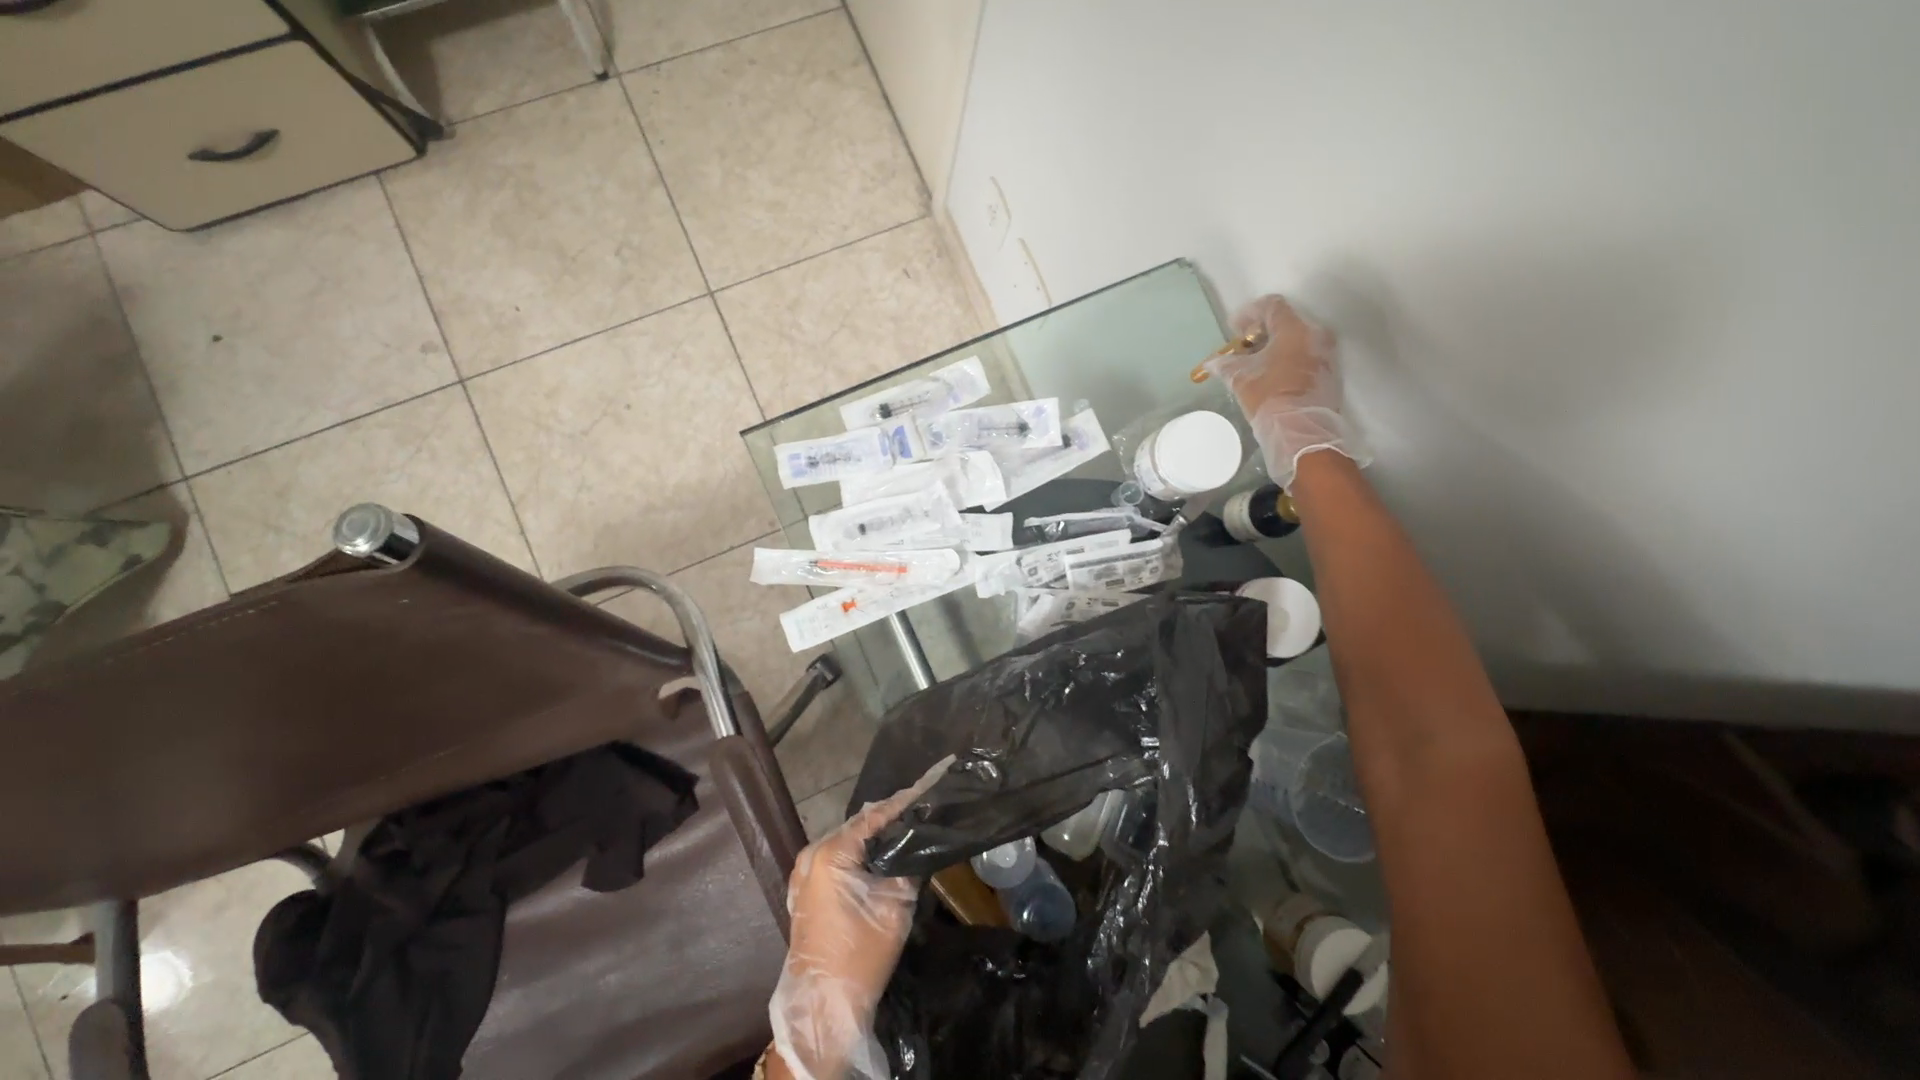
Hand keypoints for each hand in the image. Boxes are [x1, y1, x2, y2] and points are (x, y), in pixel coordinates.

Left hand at [768, 756, 953, 1079]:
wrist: (823, 1004)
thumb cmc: (860, 956)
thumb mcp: (894, 907)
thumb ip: (907, 866)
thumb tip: (919, 841)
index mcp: (830, 854)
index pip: (873, 815)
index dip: (903, 801)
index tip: (930, 784)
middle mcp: (811, 854)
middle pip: (858, 824)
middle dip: (890, 815)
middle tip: (924, 803)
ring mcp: (804, 872)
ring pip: (848, 840)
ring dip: (876, 833)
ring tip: (910, 821)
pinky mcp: (807, 888)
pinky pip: (838, 857)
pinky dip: (861, 851)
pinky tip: (885, 851)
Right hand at [1204, 294, 1369, 488]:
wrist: (1302, 432)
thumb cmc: (1270, 398)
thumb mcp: (1240, 379)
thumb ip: (1225, 365)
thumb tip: (1212, 363)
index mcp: (1294, 329)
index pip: (1271, 306)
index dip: (1248, 313)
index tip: (1234, 329)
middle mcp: (1315, 335)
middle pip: (1286, 321)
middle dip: (1262, 331)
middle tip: (1243, 347)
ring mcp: (1326, 353)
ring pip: (1297, 339)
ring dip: (1276, 346)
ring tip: (1256, 364)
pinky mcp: (1329, 372)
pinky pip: (1306, 354)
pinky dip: (1288, 358)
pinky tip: (1272, 375)